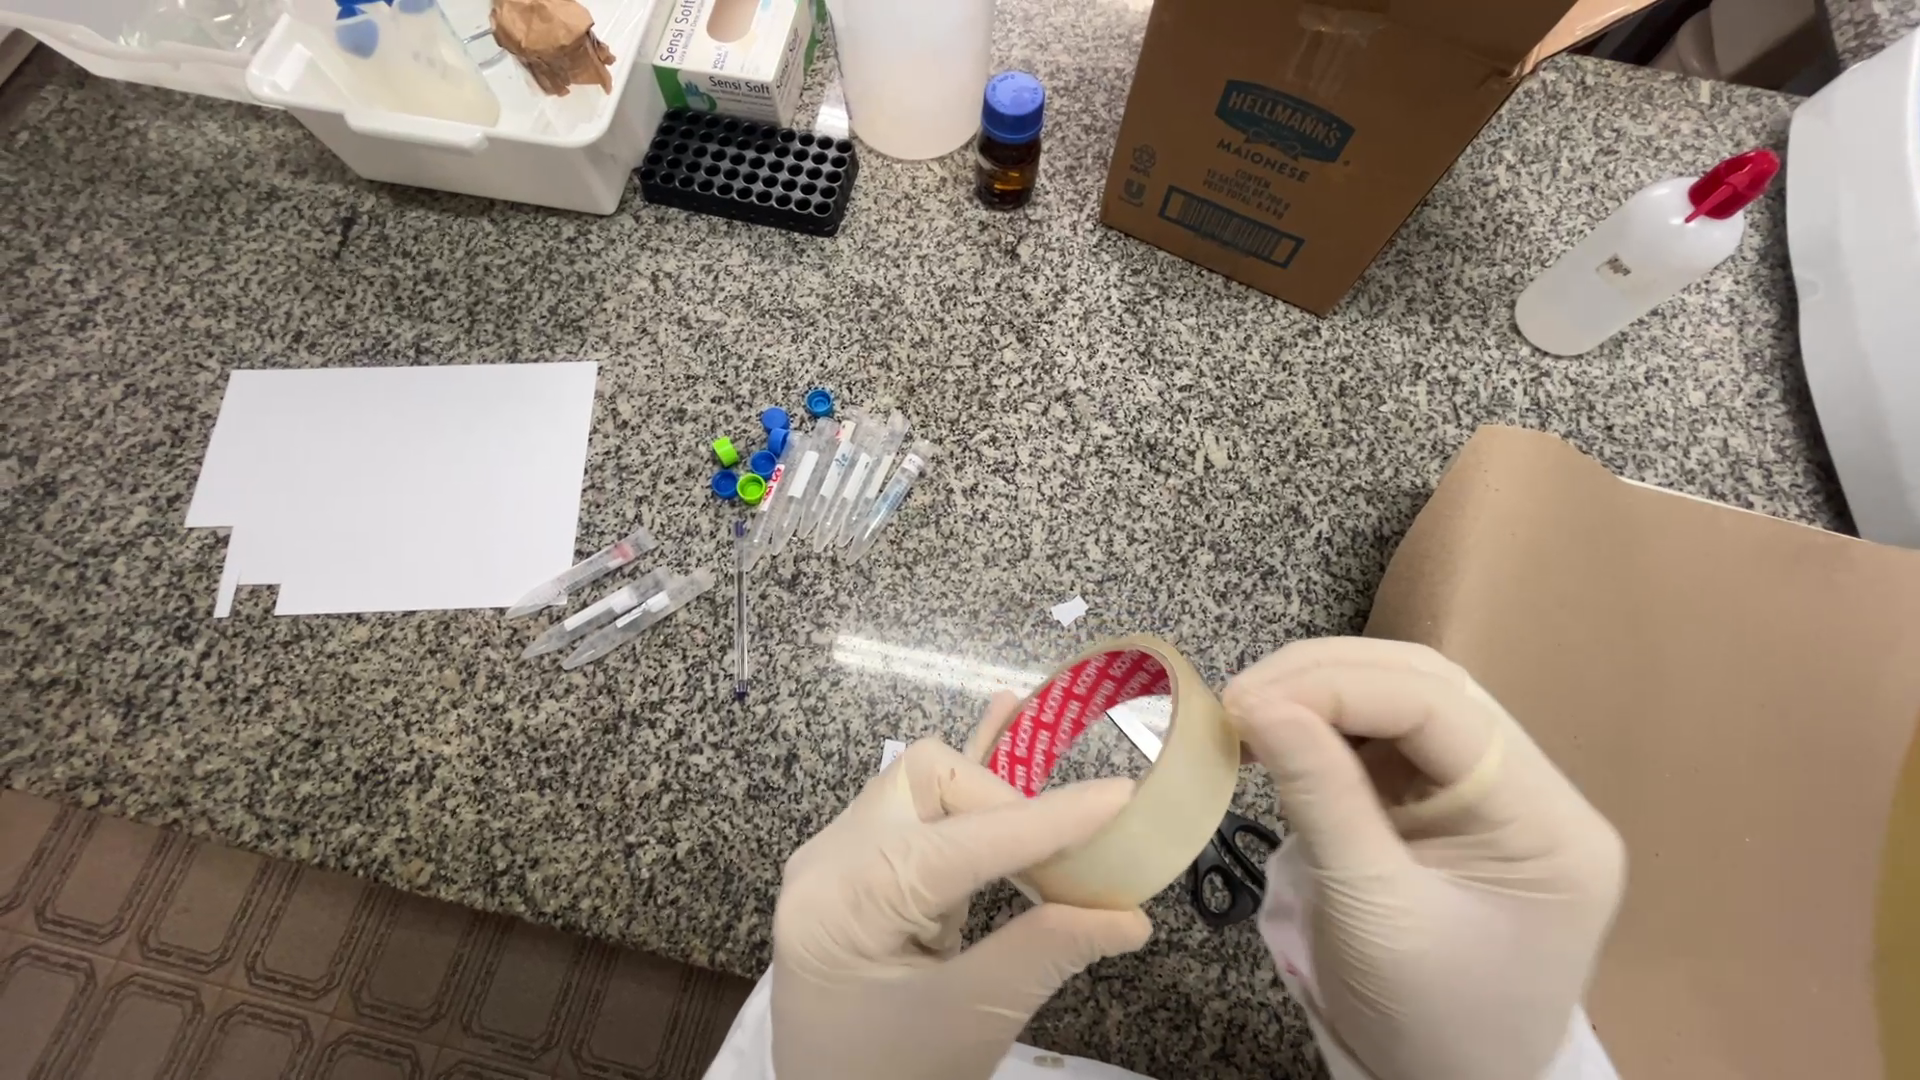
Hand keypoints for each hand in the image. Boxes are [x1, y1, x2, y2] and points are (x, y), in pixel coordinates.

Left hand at [771, 704, 1152, 1079]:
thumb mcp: (968, 1024)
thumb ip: (1044, 953)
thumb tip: (1129, 915)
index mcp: (843, 904)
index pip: (962, 844)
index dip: (1047, 820)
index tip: (1119, 797)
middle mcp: (829, 858)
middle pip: (930, 779)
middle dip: (1007, 805)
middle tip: (1065, 857)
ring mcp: (837, 852)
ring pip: (924, 780)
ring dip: (991, 800)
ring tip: (1051, 822)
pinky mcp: (858, 857)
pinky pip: (915, 799)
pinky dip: (966, 772)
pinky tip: (1003, 715)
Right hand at [1224, 638, 1625, 1079]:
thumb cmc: (1422, 1017)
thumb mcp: (1370, 908)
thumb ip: (1320, 793)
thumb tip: (1254, 702)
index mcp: (1546, 823)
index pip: (1440, 707)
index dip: (1336, 687)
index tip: (1244, 703)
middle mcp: (1529, 788)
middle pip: (1425, 684)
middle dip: (1322, 677)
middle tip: (1238, 698)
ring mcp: (1485, 788)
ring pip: (1399, 693)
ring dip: (1317, 690)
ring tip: (1247, 710)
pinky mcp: (1438, 797)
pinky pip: (1379, 731)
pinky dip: (1319, 720)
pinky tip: (1275, 731)